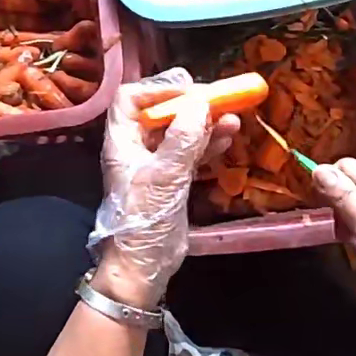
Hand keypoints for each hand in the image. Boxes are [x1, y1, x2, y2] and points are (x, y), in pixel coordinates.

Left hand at [91, 69, 240, 307]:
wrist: (143, 267)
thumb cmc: (144, 219)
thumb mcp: (164, 177)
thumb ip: (182, 139)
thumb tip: (200, 103)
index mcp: (122, 141)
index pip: (131, 98)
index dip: (158, 88)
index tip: (188, 90)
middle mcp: (136, 146)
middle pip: (161, 111)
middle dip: (189, 103)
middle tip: (218, 99)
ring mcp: (155, 162)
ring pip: (180, 131)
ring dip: (205, 122)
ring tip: (232, 116)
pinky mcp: (172, 178)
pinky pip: (191, 151)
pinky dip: (208, 142)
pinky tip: (229, 135)